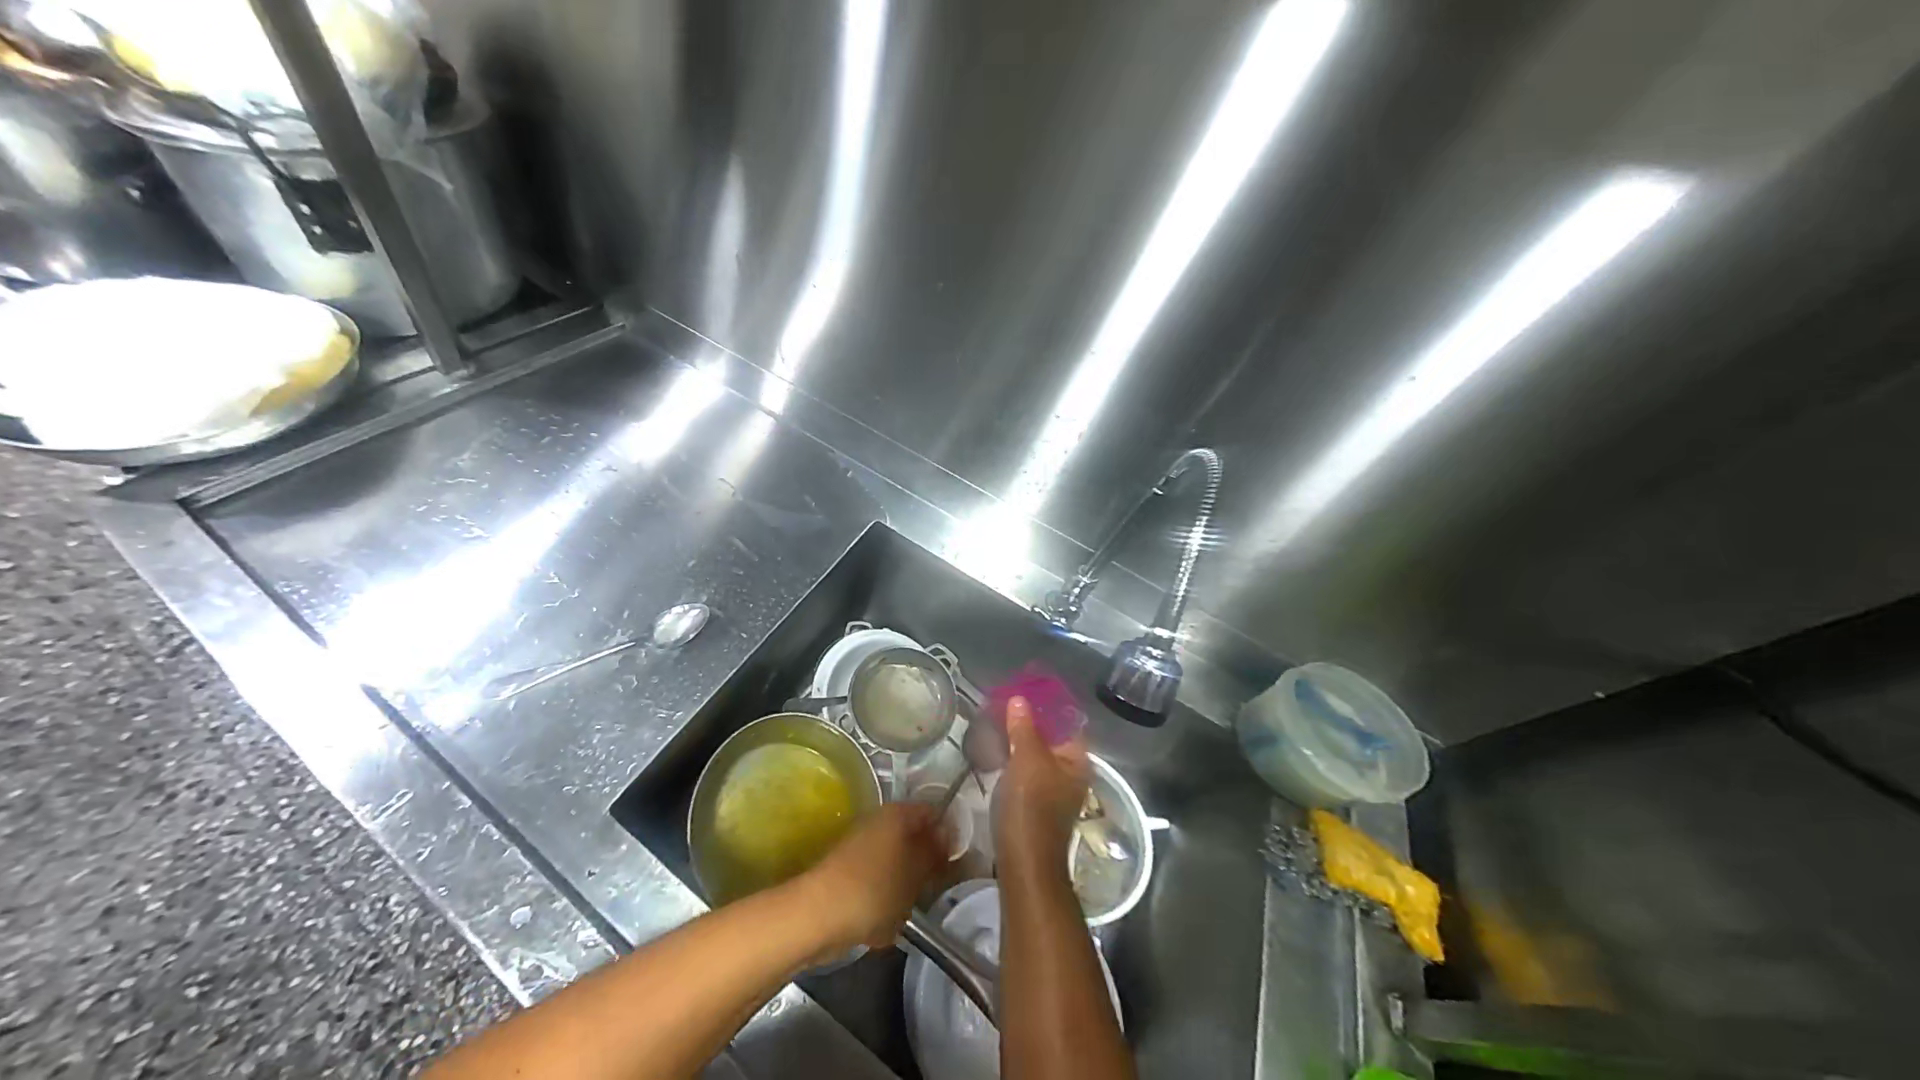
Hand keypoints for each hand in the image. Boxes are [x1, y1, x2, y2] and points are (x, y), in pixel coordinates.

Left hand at [790, 803, 948, 954]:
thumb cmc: (874, 888)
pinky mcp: (849, 878)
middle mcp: (878, 826)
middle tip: (935, 889)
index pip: (933, 813)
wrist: (817, 917)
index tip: (959, 859)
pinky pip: (878, 888)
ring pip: (897, 868)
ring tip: (905, 912)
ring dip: (904, 891)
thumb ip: (936, 852)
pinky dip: (883, 905)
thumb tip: (948, 836)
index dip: (949, 833)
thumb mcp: (915, 871)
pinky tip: (883, 926)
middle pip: (915, 840)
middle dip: (926, 867)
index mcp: (897, 815)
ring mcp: (862, 851)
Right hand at [993, 695, 1090, 883]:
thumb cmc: (1031, 806)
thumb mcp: (1028, 760)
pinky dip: (1013, 756)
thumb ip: (1025, 728)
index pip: (1066, 721)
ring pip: (1036, 754)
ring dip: (1019, 737)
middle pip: (1051, 737)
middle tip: (1004, 701)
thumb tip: (1020, 700)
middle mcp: (1070, 773)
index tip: (1024, 686)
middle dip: (1029, 719)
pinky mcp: (1034, 803)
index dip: (1047, 703)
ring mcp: (1052, 790)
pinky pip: (1025, 769)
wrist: (1024, 862)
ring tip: (995, 719)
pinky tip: (995, 749)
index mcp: (1077, 761)